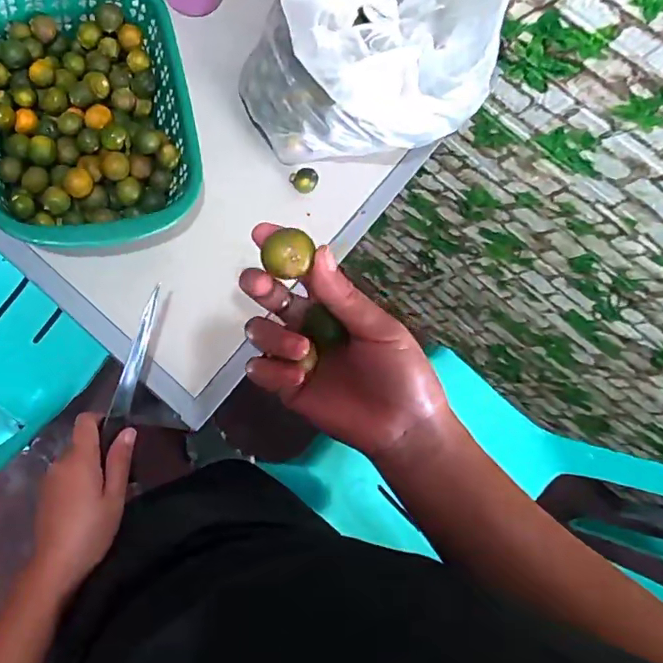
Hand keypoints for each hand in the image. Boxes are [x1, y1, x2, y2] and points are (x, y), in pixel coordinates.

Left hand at [27, 413, 134, 595]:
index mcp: (78, 457)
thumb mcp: (114, 497)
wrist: (55, 563)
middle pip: (79, 442)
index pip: (84, 421)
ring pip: (72, 460)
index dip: (100, 419)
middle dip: (99, 450)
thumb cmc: (92, 530)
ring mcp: (48, 477)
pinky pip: (63, 475)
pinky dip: (76, 480)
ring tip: (106, 493)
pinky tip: (87, 504)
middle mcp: (59, 461)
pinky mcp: (44, 492)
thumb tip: (128, 430)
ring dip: (88, 468)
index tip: (118, 434)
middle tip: (121, 474)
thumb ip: (119, 461)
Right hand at [238, 223, 451, 461]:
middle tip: (260, 284)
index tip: (261, 234)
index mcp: (329, 307)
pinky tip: (296, 377)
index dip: (279, 252)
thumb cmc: (402, 372)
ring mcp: (290, 356)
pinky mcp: (283, 387)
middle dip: (259, 286)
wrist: (404, 428)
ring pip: (258, 331)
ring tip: (303, 351)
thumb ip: (342, 296)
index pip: (298, 273)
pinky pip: (259, 369)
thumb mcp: (379, 328)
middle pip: (268, 299)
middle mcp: (304, 327)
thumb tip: (319, 251)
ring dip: (273, 336)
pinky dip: (271, 370)